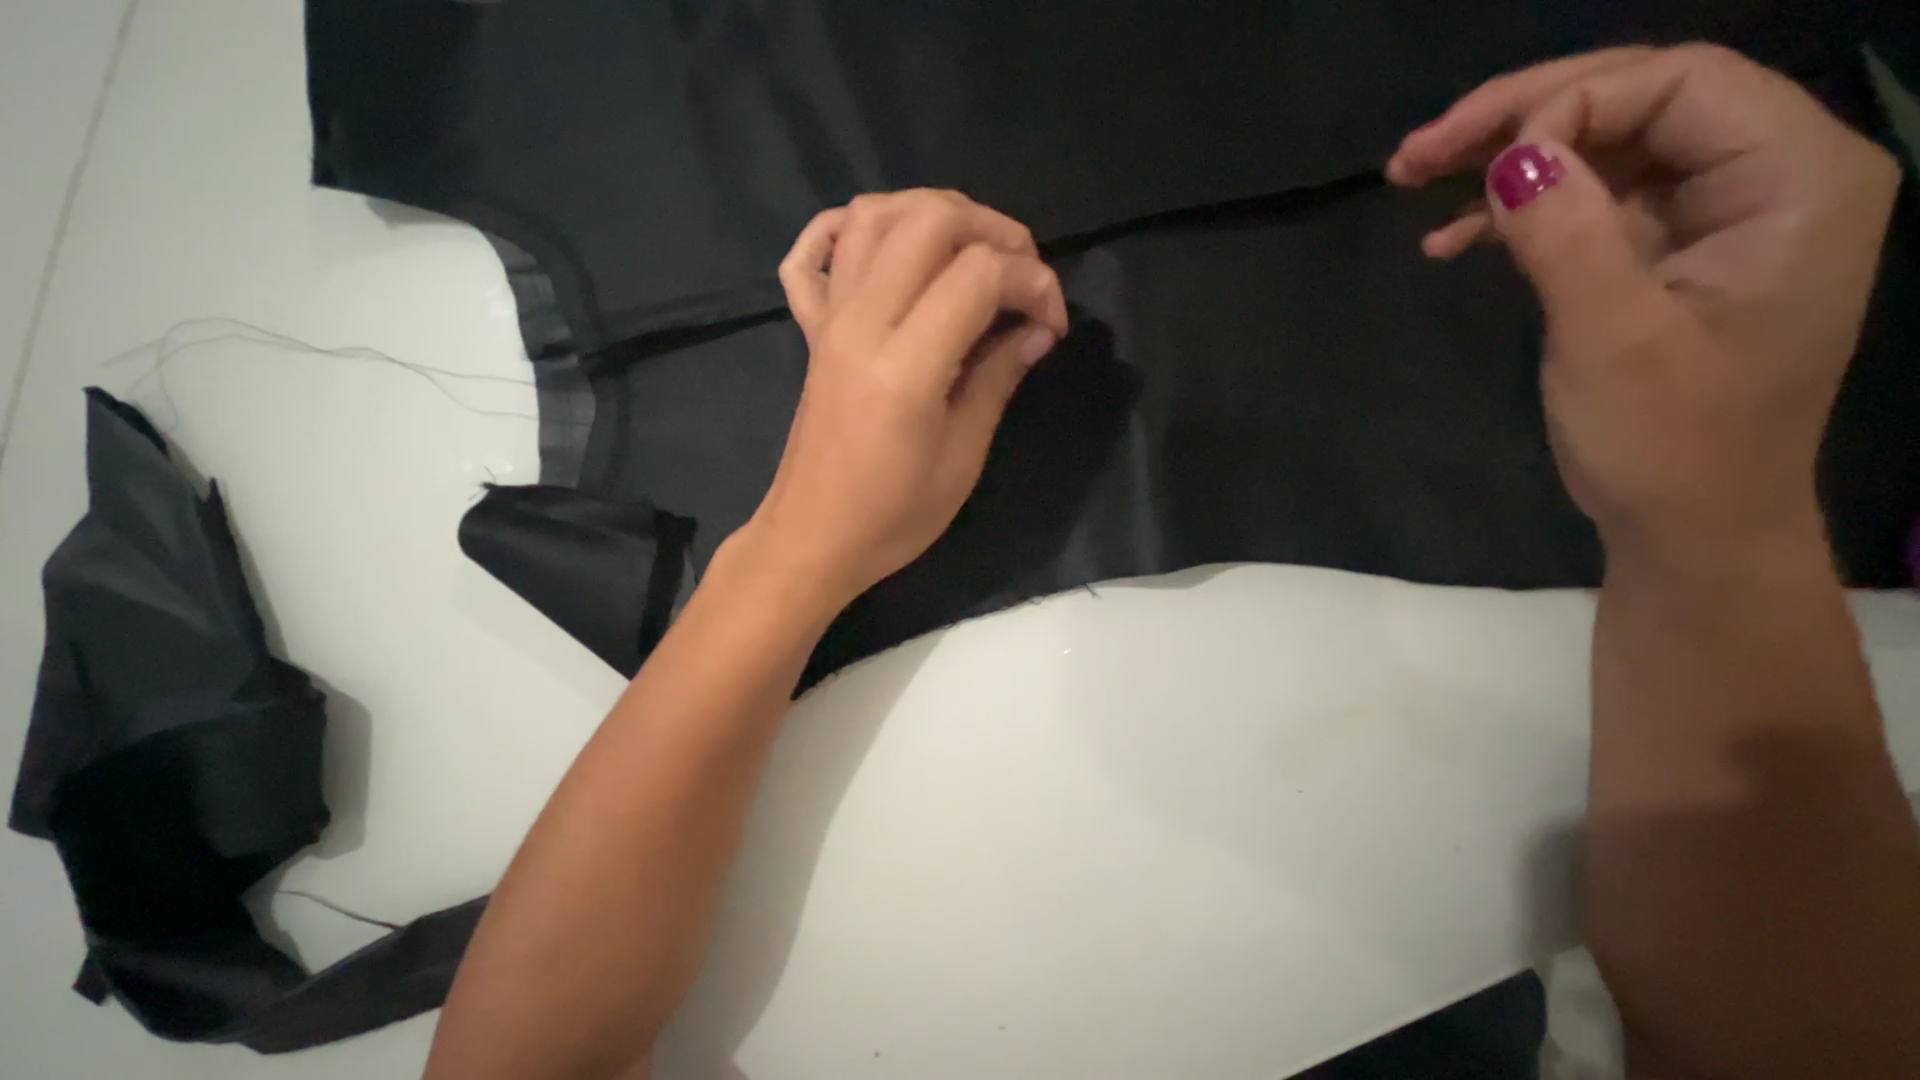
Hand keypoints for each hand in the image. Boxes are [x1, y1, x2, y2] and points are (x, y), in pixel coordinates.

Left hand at [728, 189, 1068, 609]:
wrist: (811, 539)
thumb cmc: (893, 516)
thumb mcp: (963, 458)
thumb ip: (999, 378)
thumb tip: (1038, 329)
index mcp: (905, 365)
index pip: (978, 273)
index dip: (1032, 281)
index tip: (1051, 322)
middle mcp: (861, 323)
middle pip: (928, 220)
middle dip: (993, 230)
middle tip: (1022, 274)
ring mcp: (829, 319)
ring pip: (873, 215)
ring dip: (933, 213)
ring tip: (972, 250)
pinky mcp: (811, 328)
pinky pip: (813, 252)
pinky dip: (848, 228)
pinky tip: (887, 245)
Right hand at [1387, 46, 1901, 565]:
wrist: (1690, 527)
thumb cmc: (1668, 444)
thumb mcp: (1612, 340)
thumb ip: (1566, 235)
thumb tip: (1507, 156)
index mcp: (1794, 181)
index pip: (1678, 85)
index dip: (1566, 108)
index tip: (1475, 171)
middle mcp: (1769, 177)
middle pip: (1637, 101)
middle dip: (1520, 120)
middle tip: (1415, 152)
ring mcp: (1717, 215)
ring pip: (1604, 146)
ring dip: (1507, 161)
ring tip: (1412, 180)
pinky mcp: (1669, 253)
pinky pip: (1592, 201)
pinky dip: (1521, 212)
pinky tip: (1452, 239)